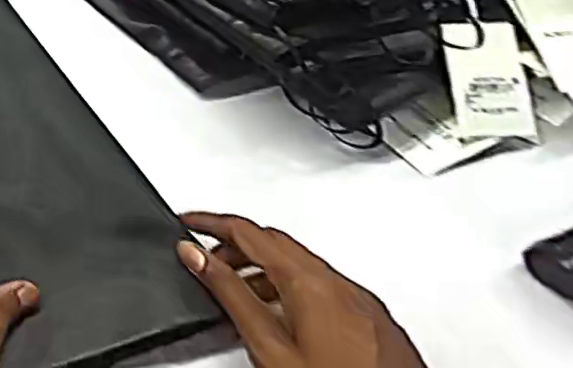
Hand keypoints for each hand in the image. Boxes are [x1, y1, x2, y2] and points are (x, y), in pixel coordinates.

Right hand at [177, 212, 426, 367]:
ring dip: (266, 268)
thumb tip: (193, 253)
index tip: (188, 222)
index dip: (210, 223)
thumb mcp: (269, 349)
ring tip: (242, 293)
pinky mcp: (385, 331)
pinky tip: (287, 318)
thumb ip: (228, 293)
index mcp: (312, 285)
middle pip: (277, 243)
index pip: (248, 232)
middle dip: (236, 244)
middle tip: (208, 258)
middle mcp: (344, 288)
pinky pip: (331, 290)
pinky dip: (297, 289)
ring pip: (305, 267)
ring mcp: (369, 310)